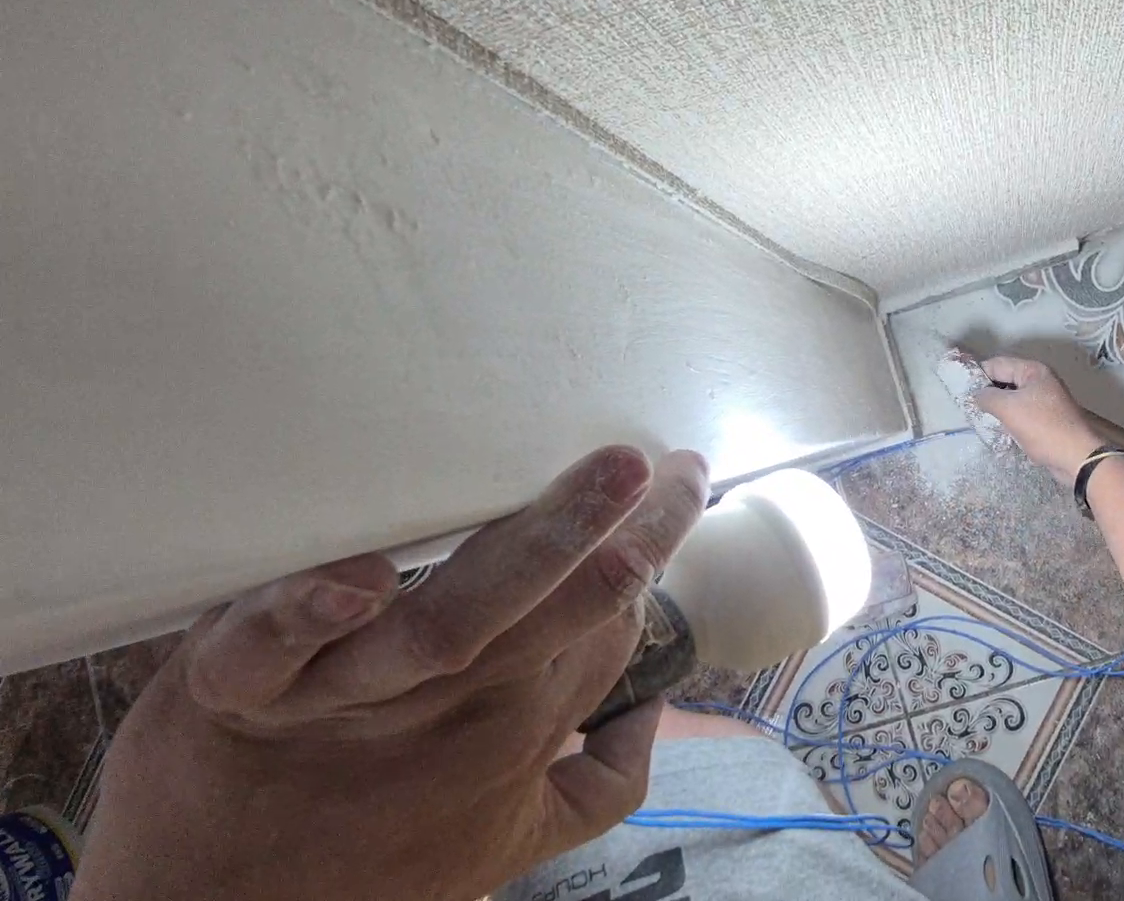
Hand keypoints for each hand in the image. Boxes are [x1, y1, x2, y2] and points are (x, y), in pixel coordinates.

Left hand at [72, 446, 711, 900]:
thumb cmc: (377, 863)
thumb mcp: (512, 841)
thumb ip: (602, 783)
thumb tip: (655, 714)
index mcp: (526, 723)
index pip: (615, 620)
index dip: (655, 545)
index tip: (683, 478)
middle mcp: (463, 702)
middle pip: (567, 610)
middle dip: (635, 535)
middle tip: (677, 466)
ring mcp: (356, 699)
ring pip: (459, 620)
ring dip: (541, 546)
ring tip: (612, 474)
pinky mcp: (236, 697)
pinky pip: (268, 652)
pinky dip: (306, 614)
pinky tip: (361, 578)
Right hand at [971, 355, 1103, 486]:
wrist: (1075, 456)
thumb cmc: (1042, 427)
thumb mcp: (1009, 408)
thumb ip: (987, 396)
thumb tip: (976, 394)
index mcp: (1033, 371)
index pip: (998, 364)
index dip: (978, 374)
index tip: (960, 388)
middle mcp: (1039, 381)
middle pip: (1005, 380)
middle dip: (987, 392)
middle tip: (967, 405)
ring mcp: (1044, 401)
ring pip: (1012, 398)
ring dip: (997, 408)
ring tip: (979, 418)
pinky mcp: (1045, 419)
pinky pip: (1020, 413)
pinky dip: (1008, 419)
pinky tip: (996, 429)